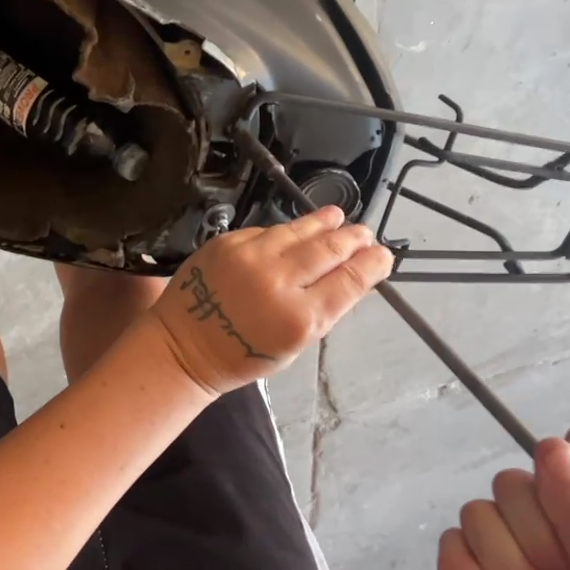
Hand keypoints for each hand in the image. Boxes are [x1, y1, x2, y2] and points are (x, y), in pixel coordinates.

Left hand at [148, 207, 391, 395]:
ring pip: (295, 233)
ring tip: (337, 216)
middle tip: (365, 231)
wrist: (186, 343)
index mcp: (300, 318)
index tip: (383, 255)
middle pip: (326, 251)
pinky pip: (265, 232)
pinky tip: (296, 230)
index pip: (347, 282)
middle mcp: (277, 281)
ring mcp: (249, 256)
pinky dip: (284, 233)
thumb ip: (320, 308)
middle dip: (350, 239)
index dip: (370, 265)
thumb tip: (348, 277)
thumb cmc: (243, 353)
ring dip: (320, 224)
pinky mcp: (227, 242)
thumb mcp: (293, 343)